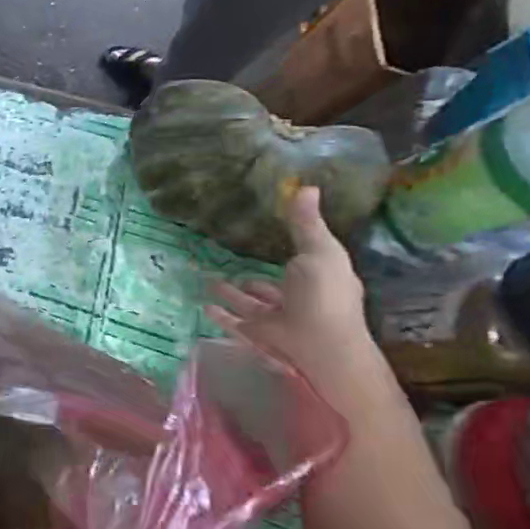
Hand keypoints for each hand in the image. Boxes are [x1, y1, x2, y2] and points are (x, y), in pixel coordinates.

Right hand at [205, 186, 369, 375]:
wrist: (319, 343)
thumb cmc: (324, 293)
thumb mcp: (318, 249)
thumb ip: (306, 222)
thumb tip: (308, 185)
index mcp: (321, 278)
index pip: (306, 262)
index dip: (295, 251)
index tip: (274, 238)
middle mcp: (301, 299)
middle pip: (275, 286)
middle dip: (257, 278)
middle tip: (235, 263)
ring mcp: (281, 319)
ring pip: (253, 303)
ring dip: (234, 294)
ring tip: (212, 282)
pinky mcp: (262, 335)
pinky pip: (238, 321)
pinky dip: (222, 314)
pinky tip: (205, 305)